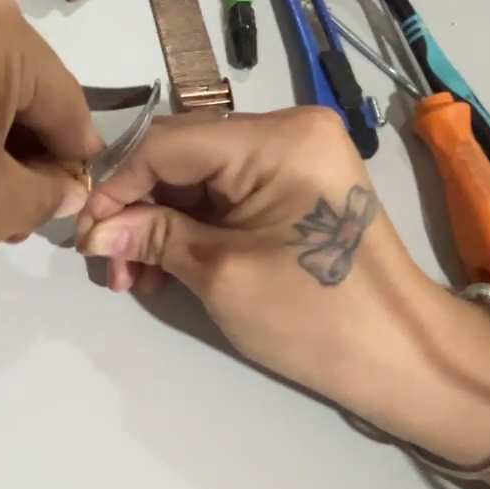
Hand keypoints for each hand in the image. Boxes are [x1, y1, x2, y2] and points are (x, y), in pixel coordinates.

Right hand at [75, 107, 462, 409]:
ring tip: (135, 279)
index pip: (166, 144)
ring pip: (192, 179)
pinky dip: (186, 228)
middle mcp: (285, 129)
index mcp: (278, 138)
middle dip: (135, 211)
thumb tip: (91, 232)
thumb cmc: (316, 316)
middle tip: (110, 266)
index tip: (86, 237)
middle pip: (178, 157)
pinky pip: (219, 194)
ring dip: (155, 225)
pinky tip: (164, 267)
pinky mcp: (290, 183)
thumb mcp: (221, 273)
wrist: (403, 358)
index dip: (116, 188)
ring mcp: (291, 155)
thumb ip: (151, 237)